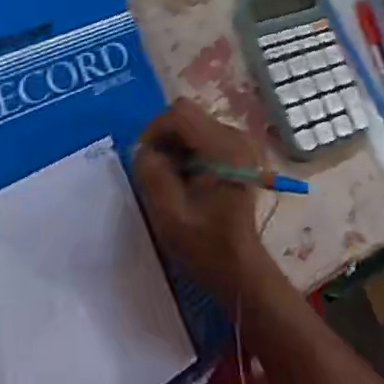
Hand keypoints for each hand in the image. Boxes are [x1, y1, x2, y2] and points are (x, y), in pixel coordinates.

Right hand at [133, 99, 277, 297]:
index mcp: (224, 148)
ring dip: (174, 144)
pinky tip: (184, 178)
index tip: (142, 158)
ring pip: (194, 123)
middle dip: (164, 137)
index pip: (180, 114)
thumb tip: (142, 149)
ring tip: (168, 178)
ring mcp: (240, 142)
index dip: (153, 129)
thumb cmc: (207, 247)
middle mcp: (236, 135)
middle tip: (153, 170)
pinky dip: (187, 150)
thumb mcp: (169, 216)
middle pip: (188, 115)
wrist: (241, 270)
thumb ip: (152, 175)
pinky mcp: (238, 151)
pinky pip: (203, 135)